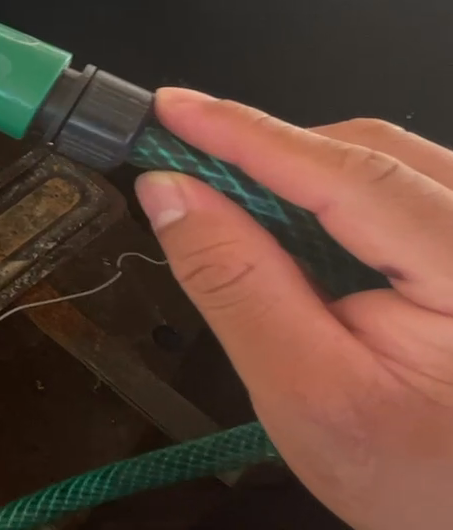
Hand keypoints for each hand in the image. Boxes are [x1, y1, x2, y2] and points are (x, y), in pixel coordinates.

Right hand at [136, 89, 452, 529]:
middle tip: (189, 168)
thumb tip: (166, 189)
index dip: (248, 133)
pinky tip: (307, 237)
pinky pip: (419, 195)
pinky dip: (344, 198)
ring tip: (245, 213)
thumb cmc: (421, 481)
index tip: (169, 106)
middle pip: (384, 157)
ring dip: (308, 175)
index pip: (355, 180)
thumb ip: (230, 280)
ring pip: (402, 168)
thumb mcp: (301, 388)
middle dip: (275, 151)